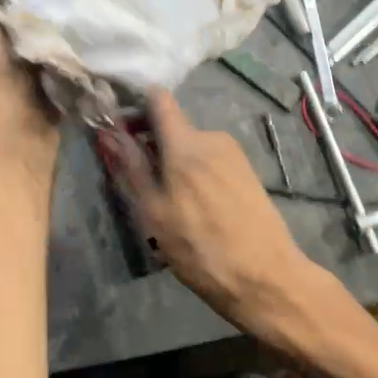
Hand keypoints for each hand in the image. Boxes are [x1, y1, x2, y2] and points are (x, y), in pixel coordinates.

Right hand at [103, 89, 312, 328]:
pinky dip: (196, 175)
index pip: (157, 97)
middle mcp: (211, 137)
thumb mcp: (155, 213)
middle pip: (173, 126)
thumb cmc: (202, 249)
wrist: (268, 280)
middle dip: (152, 146)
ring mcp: (233, 153)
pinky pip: (210, 161)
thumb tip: (109, 133)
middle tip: (142, 185)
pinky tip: (198, 212)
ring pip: (191, 147)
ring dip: (174, 164)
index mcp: (185, 142)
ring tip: (171, 207)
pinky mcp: (247, 171)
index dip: (136, 108)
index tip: (123, 133)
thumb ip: (132, 167)